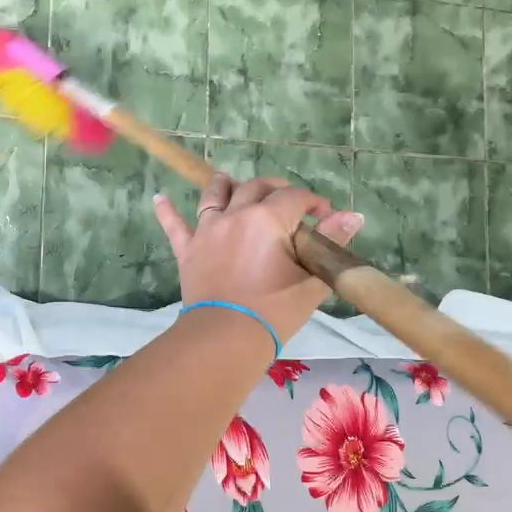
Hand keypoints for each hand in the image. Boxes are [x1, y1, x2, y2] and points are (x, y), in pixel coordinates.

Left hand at [152, 174, 364, 342]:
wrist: (227, 333)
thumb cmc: (276, 308)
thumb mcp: (312, 277)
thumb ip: (331, 242)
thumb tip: (353, 216)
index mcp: (267, 219)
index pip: (294, 196)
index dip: (313, 201)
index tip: (325, 214)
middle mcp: (233, 216)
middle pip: (254, 188)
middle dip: (275, 188)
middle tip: (288, 198)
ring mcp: (206, 231)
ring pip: (213, 197)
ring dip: (222, 185)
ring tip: (226, 179)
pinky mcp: (187, 250)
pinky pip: (174, 226)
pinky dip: (167, 211)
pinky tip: (159, 198)